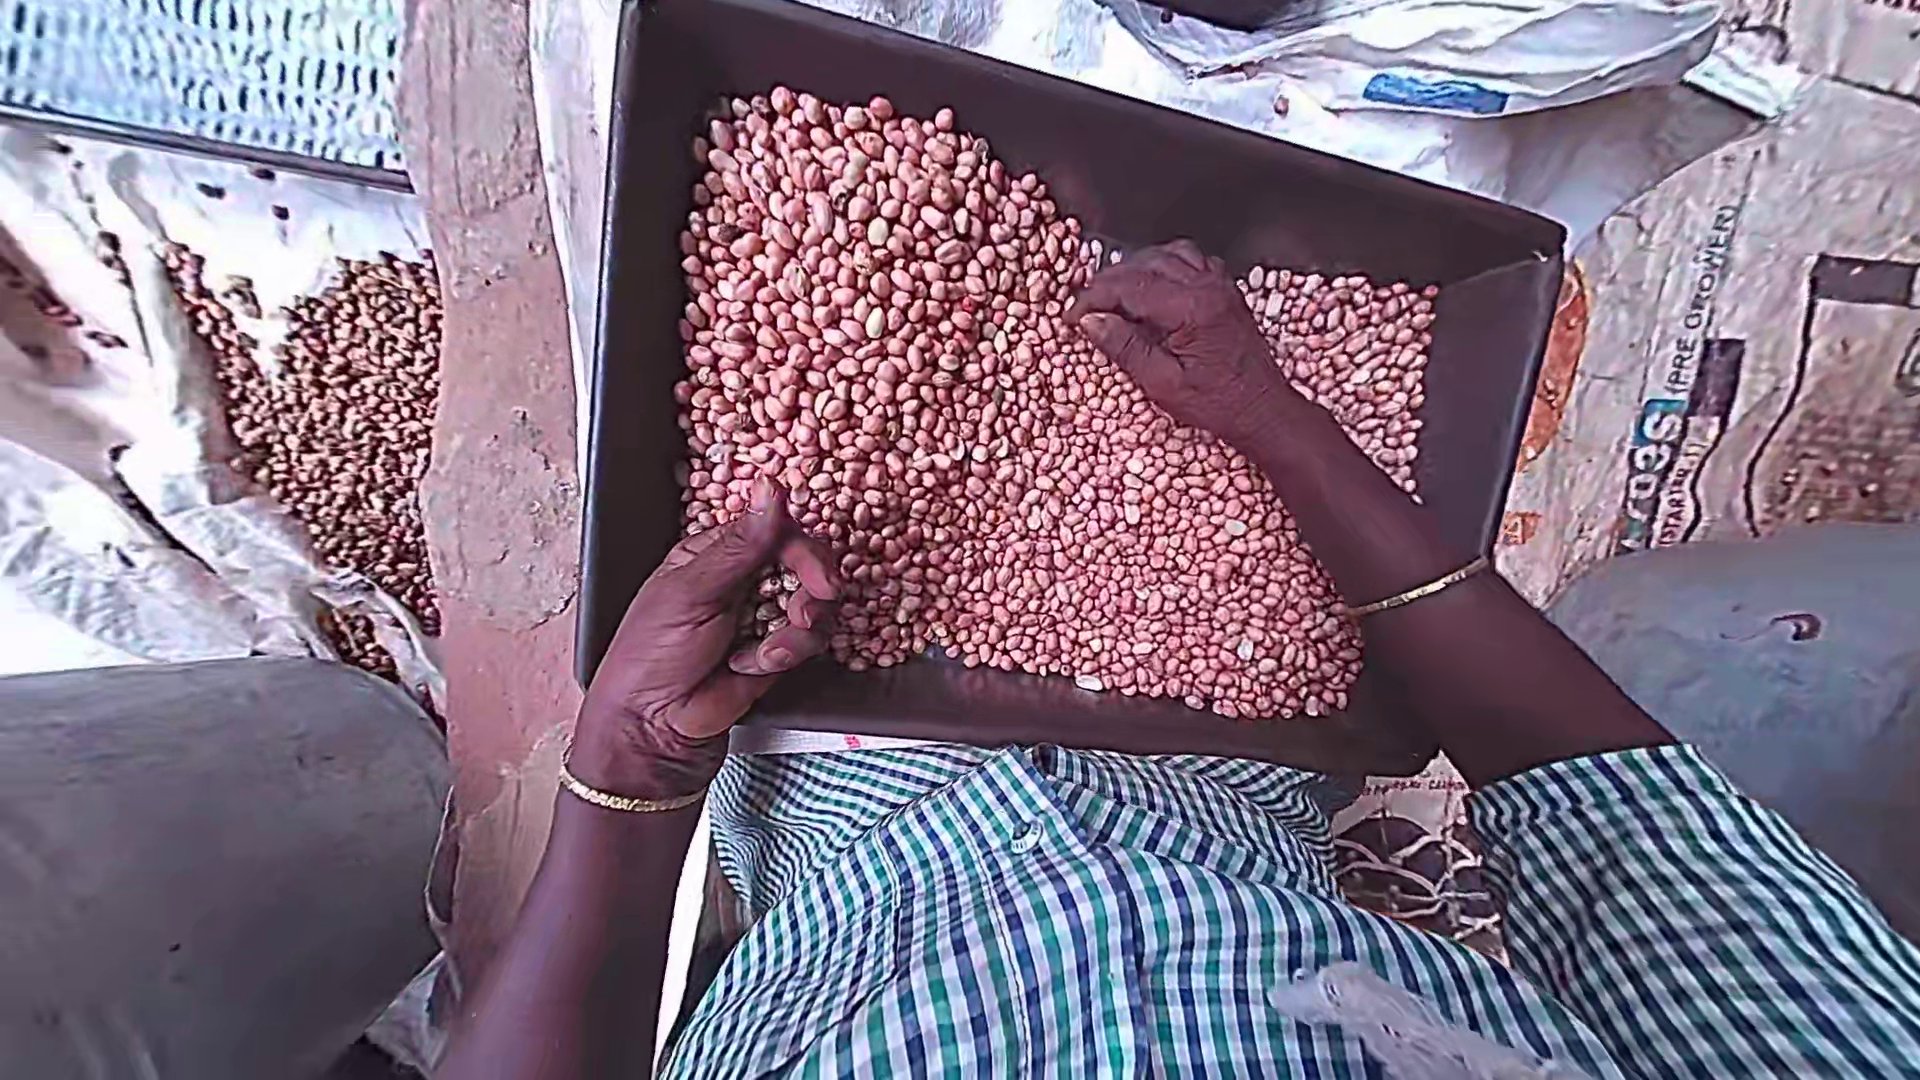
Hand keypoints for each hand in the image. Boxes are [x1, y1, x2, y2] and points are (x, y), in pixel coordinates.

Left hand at [570, 479, 839, 800]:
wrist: (654, 729)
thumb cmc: (652, 656)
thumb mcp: (691, 593)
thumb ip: (740, 546)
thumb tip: (771, 490)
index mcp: (718, 553)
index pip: (778, 532)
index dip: (804, 552)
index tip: (819, 577)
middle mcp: (747, 578)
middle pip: (806, 564)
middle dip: (812, 591)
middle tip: (804, 615)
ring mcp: (765, 612)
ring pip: (815, 602)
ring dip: (797, 630)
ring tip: (767, 652)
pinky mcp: (780, 647)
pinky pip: (811, 637)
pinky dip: (788, 653)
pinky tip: (754, 665)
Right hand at [1069, 239, 1298, 448]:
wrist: (1261, 408)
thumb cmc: (1216, 404)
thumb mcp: (1161, 384)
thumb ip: (1125, 348)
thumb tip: (1091, 321)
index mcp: (1191, 308)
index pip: (1129, 286)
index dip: (1093, 297)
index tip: (1073, 316)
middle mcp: (1208, 286)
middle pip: (1145, 263)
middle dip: (1108, 282)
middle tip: (1086, 307)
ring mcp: (1219, 284)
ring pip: (1167, 254)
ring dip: (1134, 269)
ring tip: (1112, 295)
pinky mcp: (1224, 290)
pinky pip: (1189, 260)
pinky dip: (1162, 266)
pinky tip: (1150, 288)